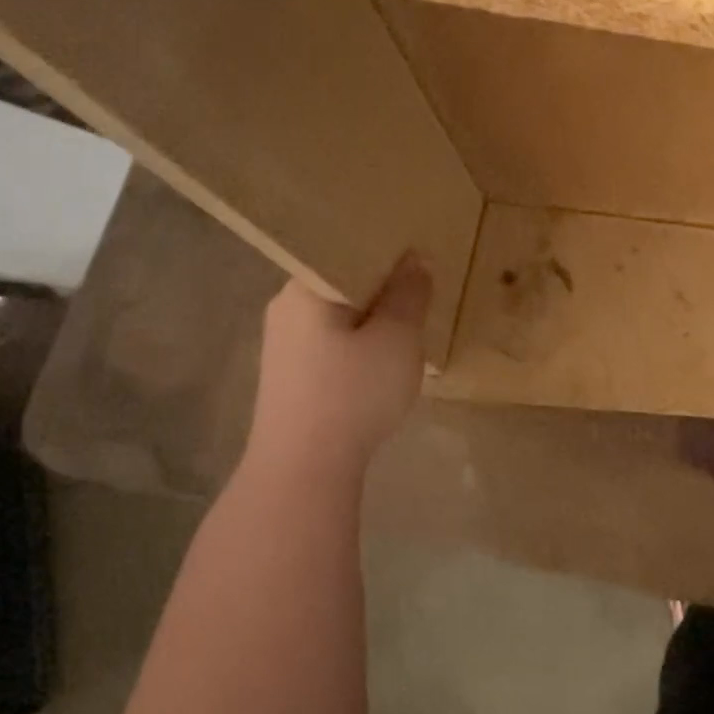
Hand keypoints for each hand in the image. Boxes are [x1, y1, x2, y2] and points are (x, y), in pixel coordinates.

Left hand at [244, 253, 433, 476]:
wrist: (306, 464)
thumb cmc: (354, 391)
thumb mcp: (397, 338)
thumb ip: (409, 294)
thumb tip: (416, 259)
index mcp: (305, 289)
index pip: (347, 250)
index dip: (388, 249)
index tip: (424, 253)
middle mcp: (286, 307)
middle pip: (344, 281)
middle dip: (385, 284)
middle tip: (428, 287)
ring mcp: (285, 342)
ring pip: (341, 312)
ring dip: (376, 315)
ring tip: (414, 322)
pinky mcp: (292, 372)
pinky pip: (334, 339)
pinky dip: (362, 339)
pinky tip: (386, 356)